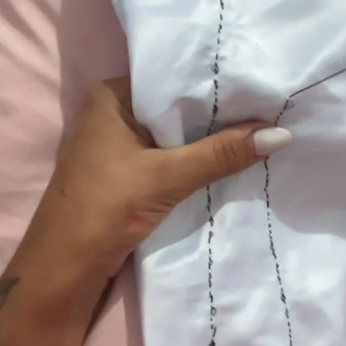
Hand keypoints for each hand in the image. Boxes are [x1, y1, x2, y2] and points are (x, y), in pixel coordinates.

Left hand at [20, 79, 289, 284]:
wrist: (65, 268)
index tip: (261, 80)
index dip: (215, 81)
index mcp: (112, 96)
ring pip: (175, 135)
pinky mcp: (128, 174)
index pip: (173, 77)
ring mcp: (119, 146)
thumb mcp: (167, 176)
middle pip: (176, 107)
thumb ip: (221, 153)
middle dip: (217, 112)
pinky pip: (169, 158)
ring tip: (263, 127)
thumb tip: (280, 133)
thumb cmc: (105, 208)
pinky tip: (232, 159)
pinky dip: (195, 160)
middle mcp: (114, 113)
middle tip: (272, 104)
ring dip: (209, 139)